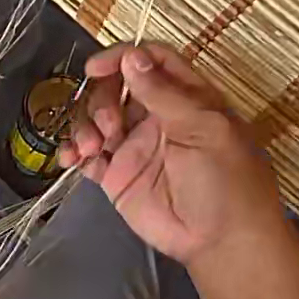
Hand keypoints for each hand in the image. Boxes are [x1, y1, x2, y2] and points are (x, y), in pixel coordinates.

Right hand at [57, 43, 289, 268]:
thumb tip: (132, 58)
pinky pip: (87, 156)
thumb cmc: (227, 182)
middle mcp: (155, 117)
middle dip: (102, 98)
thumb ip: (165, 94)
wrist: (220, 241)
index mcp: (184, 98)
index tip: (97, 68)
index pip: (149, 61)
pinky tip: (71, 159)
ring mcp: (134, 147)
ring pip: (96, 118)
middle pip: (115, 87)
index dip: (122, 57)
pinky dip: (73, 152)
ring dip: (85, 125)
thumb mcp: (203, 129)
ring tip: (92, 148)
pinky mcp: (116, 176)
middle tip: (108, 124)